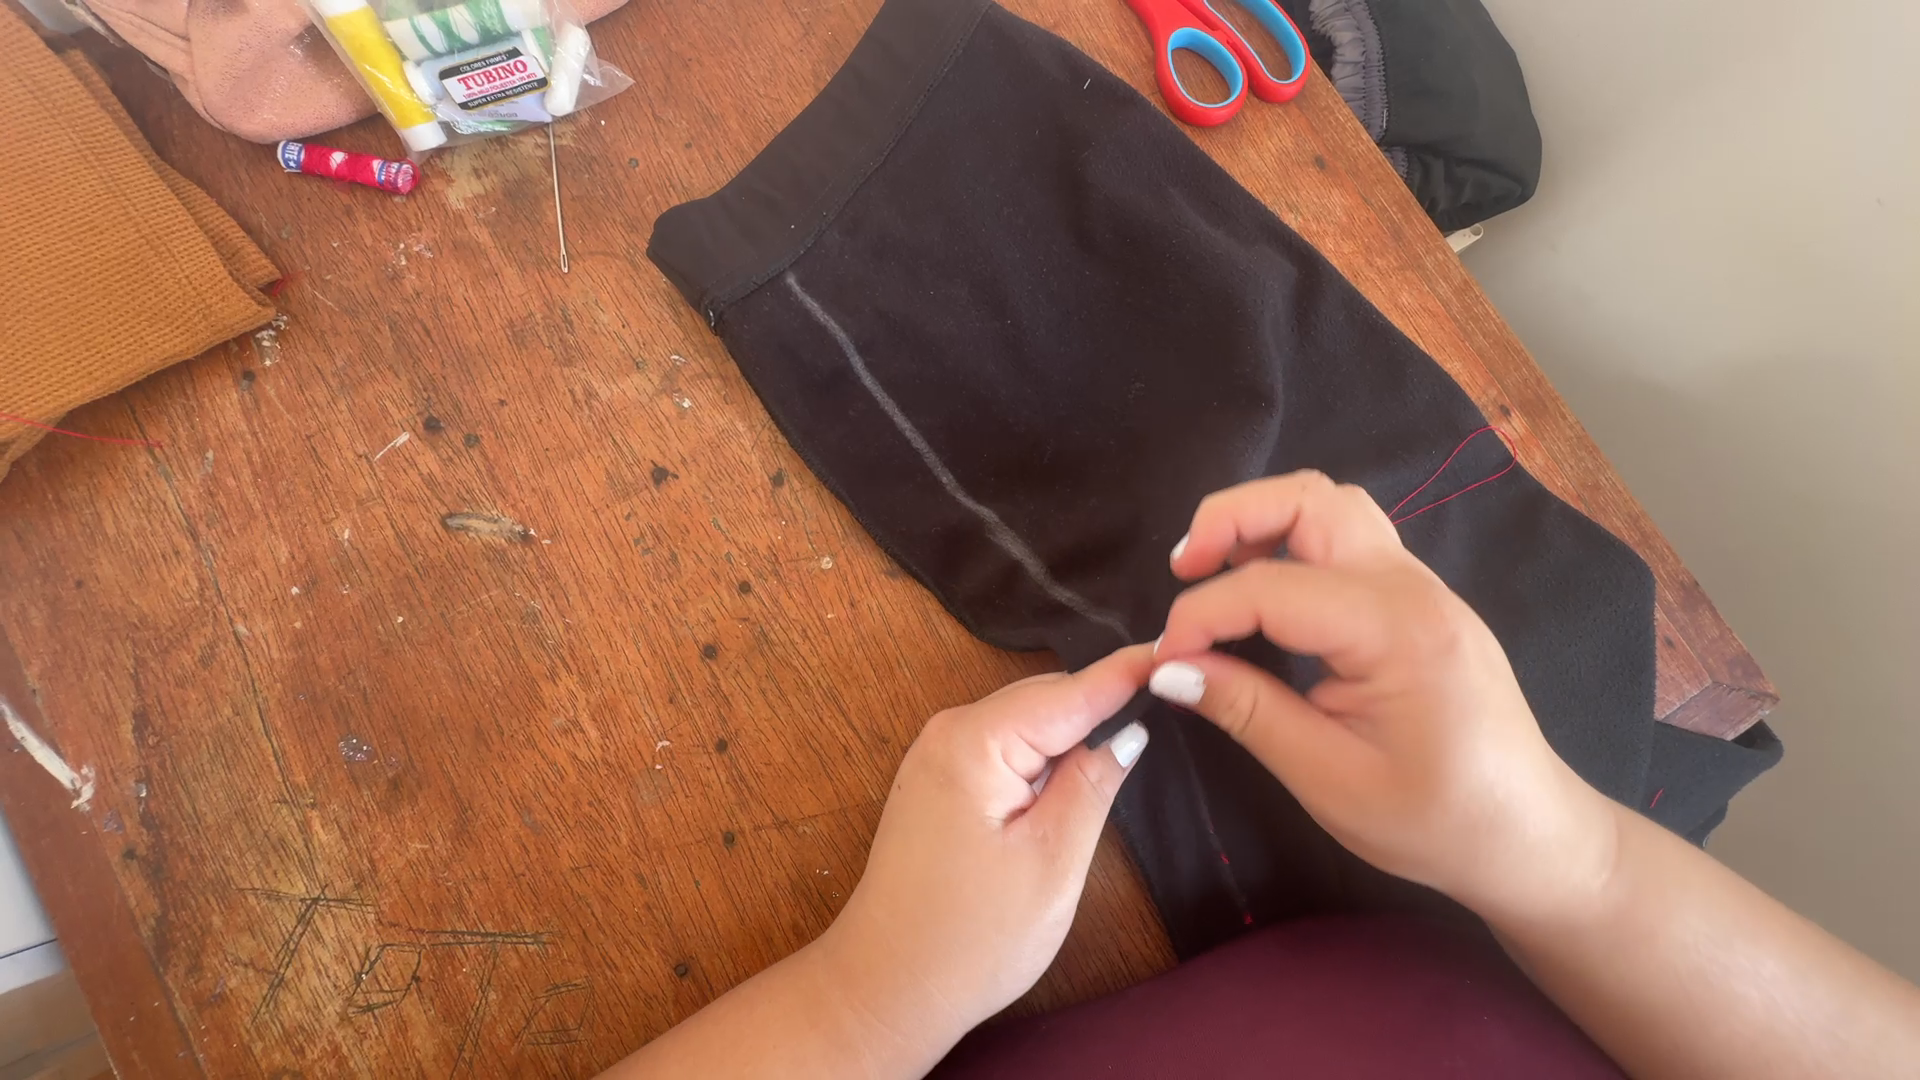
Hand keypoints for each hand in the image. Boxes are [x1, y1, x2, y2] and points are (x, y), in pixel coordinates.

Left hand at [817, 647, 1153, 1057]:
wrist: (885, 986)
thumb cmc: (971, 938)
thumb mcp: (1051, 862)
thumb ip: (1092, 784)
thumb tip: (1129, 730)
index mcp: (974, 741)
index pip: (1068, 692)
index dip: (1125, 672)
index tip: (1175, 651)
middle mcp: (950, 729)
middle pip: (1044, 700)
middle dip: (1102, 702)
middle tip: (1169, 697)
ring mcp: (939, 751)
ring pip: (1026, 723)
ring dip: (1073, 732)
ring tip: (1132, 731)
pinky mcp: (941, 776)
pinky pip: (1005, 746)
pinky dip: (1044, 754)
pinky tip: (1073, 771)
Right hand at [1149, 471, 1616, 920]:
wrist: (1531, 836)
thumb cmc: (1434, 819)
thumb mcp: (1327, 778)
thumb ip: (1245, 709)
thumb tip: (1168, 669)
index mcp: (1395, 631)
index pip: (1272, 588)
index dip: (1200, 614)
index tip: (1165, 657)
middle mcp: (1409, 585)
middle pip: (1309, 500)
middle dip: (1228, 519)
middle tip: (1183, 569)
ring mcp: (1415, 582)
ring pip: (1326, 503)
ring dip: (1258, 519)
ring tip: (1211, 567)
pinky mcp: (1409, 594)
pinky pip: (1340, 534)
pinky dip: (1284, 538)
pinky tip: (1257, 583)